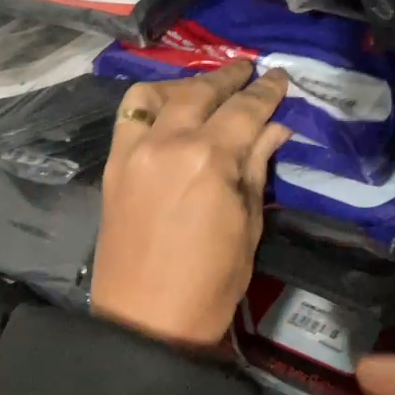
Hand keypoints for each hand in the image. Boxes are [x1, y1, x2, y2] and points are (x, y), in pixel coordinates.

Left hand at [91, 61, 292, 347]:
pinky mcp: (114, 164)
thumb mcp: (248, 224)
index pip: (245, 110)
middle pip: (203, 92)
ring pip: (160, 93)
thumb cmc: (211, 283)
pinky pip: (129, 114)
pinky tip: (169, 107)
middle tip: (250, 70)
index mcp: (210, 160)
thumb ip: (257, 166)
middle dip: (231, 77)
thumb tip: (275, 126)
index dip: (267, 91)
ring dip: (188, 84)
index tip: (280, 76)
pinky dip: (151, 101)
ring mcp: (135, 150)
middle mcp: (169, 142)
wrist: (145, 324)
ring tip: (208, 87)